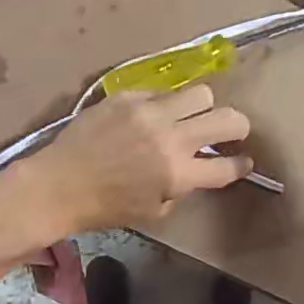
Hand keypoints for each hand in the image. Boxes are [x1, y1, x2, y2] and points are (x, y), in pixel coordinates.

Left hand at [22, 85, 252, 234]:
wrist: (58, 185)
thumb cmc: (106, 208)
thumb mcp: (153, 211)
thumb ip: (181, 189)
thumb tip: (193, 171)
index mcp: (178, 174)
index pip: (227, 166)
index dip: (242, 165)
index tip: (244, 162)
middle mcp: (171, 138)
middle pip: (227, 118)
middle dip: (238, 126)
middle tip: (231, 132)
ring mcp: (149, 112)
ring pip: (200, 93)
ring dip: (202, 107)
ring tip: (190, 117)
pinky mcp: (127, 97)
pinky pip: (161, 92)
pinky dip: (164, 105)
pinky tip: (149, 118)